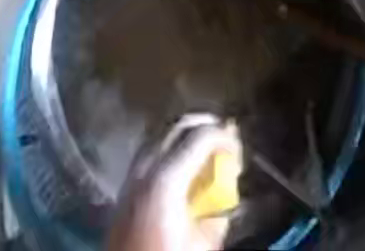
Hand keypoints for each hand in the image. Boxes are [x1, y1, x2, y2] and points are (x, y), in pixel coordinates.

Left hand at [105, 118, 241, 250]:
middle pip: (177, 126)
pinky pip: (150, 148)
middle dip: (204, 125)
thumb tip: (225, 193)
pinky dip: (169, 145)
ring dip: (185, 133)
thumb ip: (217, 216)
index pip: (198, 137)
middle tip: (226, 140)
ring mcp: (132, 172)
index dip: (223, 136)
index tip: (238, 150)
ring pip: (161, 132)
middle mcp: (146, 166)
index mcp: (166, 179)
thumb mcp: (201, 248)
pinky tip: (183, 163)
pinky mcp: (125, 184)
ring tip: (207, 148)